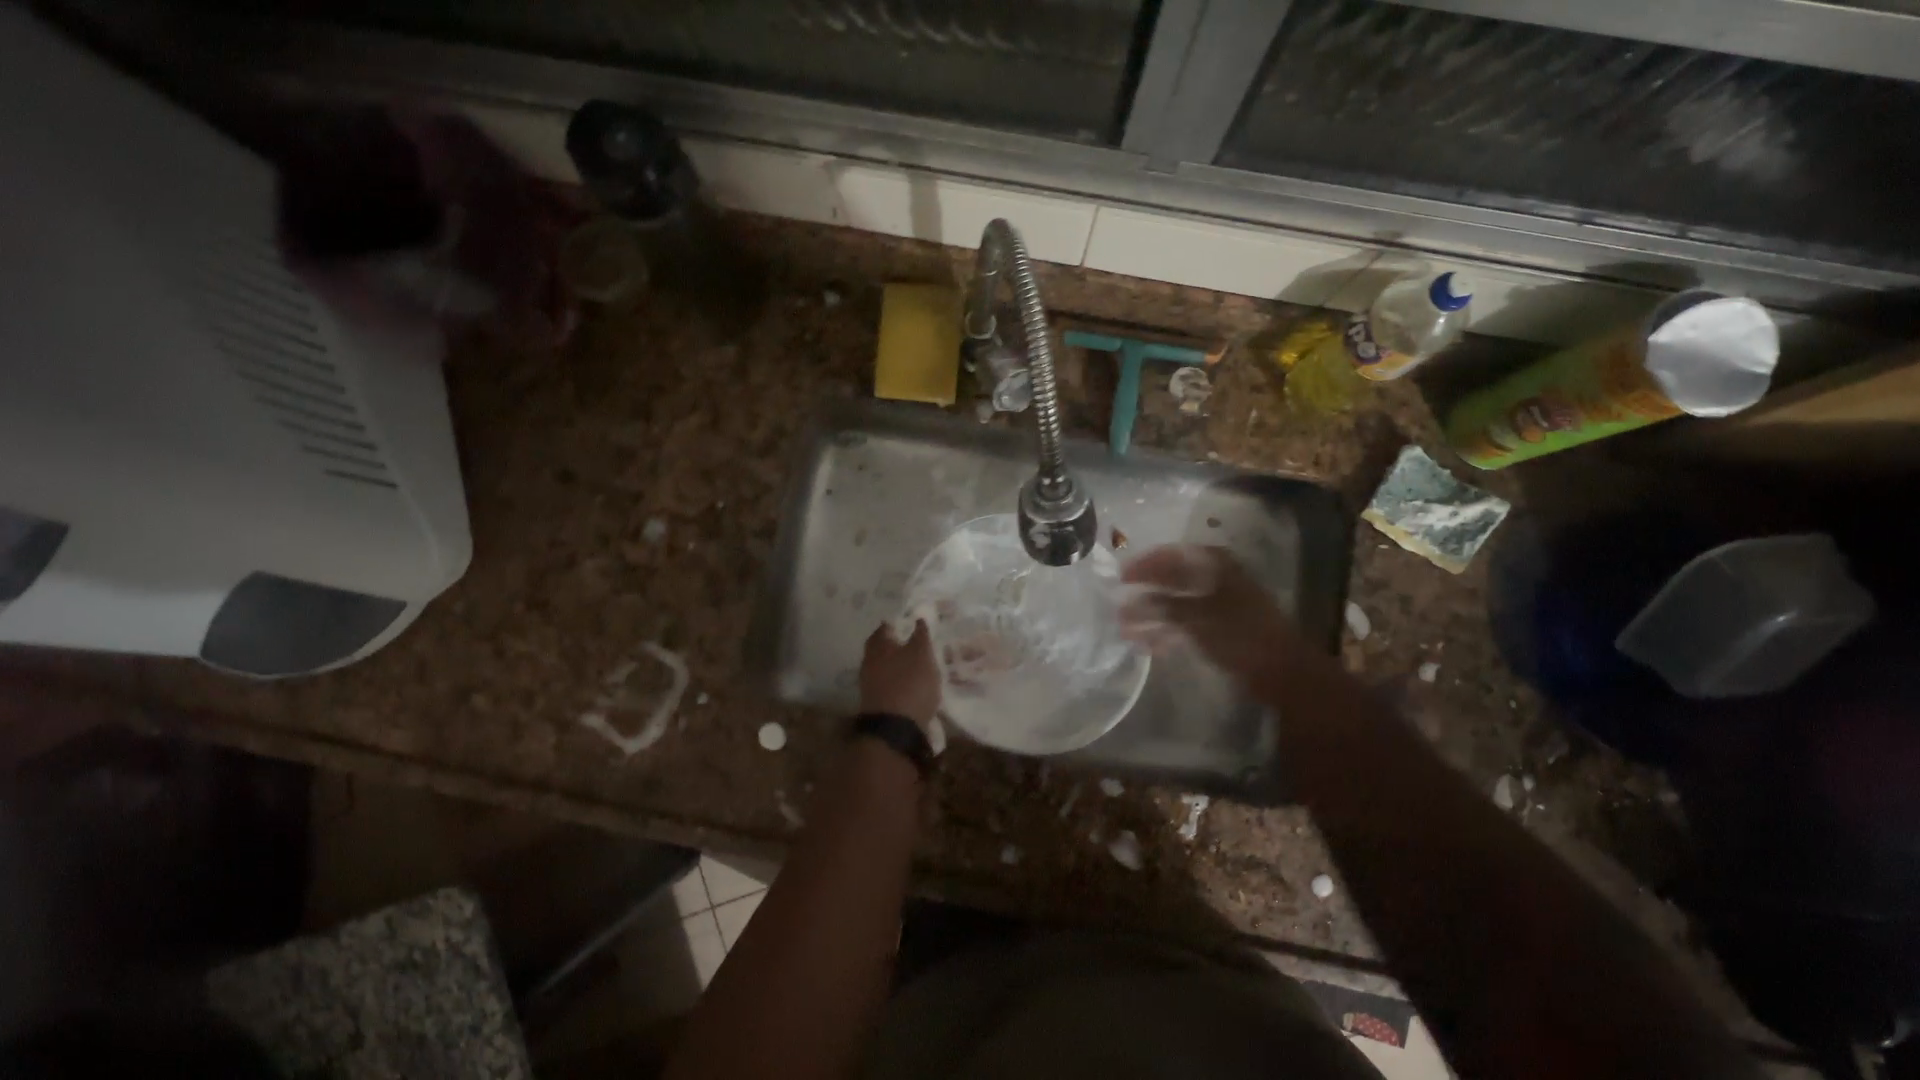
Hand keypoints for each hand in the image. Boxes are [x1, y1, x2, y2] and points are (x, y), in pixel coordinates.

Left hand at [859, 620, 940, 729]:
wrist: (894, 728)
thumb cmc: (910, 684)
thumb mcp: (922, 655)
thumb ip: (921, 635)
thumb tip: (919, 618)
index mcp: (878, 646)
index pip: (885, 627)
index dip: (898, 623)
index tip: (911, 623)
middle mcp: (869, 661)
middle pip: (882, 648)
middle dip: (896, 646)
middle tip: (915, 645)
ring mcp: (869, 683)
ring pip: (884, 667)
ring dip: (898, 665)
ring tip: (917, 666)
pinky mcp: (876, 702)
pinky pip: (888, 685)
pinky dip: (899, 682)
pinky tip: (912, 686)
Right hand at [1119, 545, 1309, 687]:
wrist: (1282, 672)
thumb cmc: (1241, 636)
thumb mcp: (1198, 618)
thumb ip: (1163, 606)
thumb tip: (1131, 600)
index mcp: (1217, 567)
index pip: (1174, 555)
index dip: (1146, 564)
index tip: (1123, 577)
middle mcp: (1219, 579)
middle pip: (1174, 580)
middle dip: (1146, 593)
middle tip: (1121, 606)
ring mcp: (1222, 604)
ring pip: (1179, 604)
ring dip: (1153, 616)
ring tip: (1128, 630)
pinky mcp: (1223, 628)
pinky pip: (1188, 623)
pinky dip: (1169, 631)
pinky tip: (1152, 645)